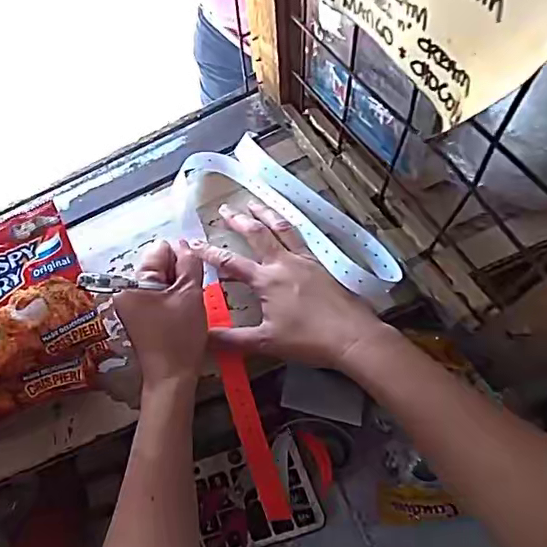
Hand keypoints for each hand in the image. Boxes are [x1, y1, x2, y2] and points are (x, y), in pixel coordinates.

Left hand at [112, 239, 207, 388]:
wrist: (171, 377)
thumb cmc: (179, 337)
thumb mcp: (190, 294)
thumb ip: (188, 264)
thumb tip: (184, 245)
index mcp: (132, 283)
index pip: (159, 251)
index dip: (180, 259)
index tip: (192, 278)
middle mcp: (126, 291)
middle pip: (158, 265)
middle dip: (178, 275)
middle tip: (189, 296)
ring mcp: (131, 305)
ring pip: (160, 282)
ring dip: (177, 288)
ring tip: (186, 307)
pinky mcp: (139, 317)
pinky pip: (157, 297)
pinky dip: (172, 301)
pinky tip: (181, 314)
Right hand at [190, 200, 393, 371]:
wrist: (351, 336)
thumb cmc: (309, 339)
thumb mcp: (265, 342)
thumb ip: (232, 339)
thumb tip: (204, 338)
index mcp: (267, 280)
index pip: (230, 262)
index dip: (209, 253)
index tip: (194, 243)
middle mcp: (284, 264)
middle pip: (257, 234)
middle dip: (238, 220)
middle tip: (225, 209)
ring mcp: (305, 261)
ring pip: (282, 228)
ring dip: (265, 214)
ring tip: (255, 204)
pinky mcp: (321, 265)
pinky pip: (302, 238)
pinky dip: (291, 227)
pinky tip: (289, 227)